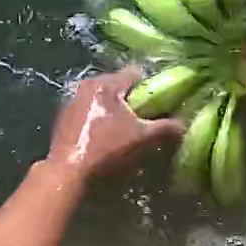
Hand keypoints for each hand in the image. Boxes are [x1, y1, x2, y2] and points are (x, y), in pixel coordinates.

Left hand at [45, 67, 183, 181]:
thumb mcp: (142, 138)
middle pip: (118, 86)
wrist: (67, 172)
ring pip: (102, 99)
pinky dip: (99, 119)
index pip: (136, 73)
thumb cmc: (106, 149)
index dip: (151, 86)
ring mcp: (71, 100)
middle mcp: (86, 85)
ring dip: (115, 110)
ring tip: (125, 131)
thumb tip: (182, 125)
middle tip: (145, 119)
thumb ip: (165, 128)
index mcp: (105, 83)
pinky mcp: (63, 117)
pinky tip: (104, 138)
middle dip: (133, 100)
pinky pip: (89, 111)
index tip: (160, 103)